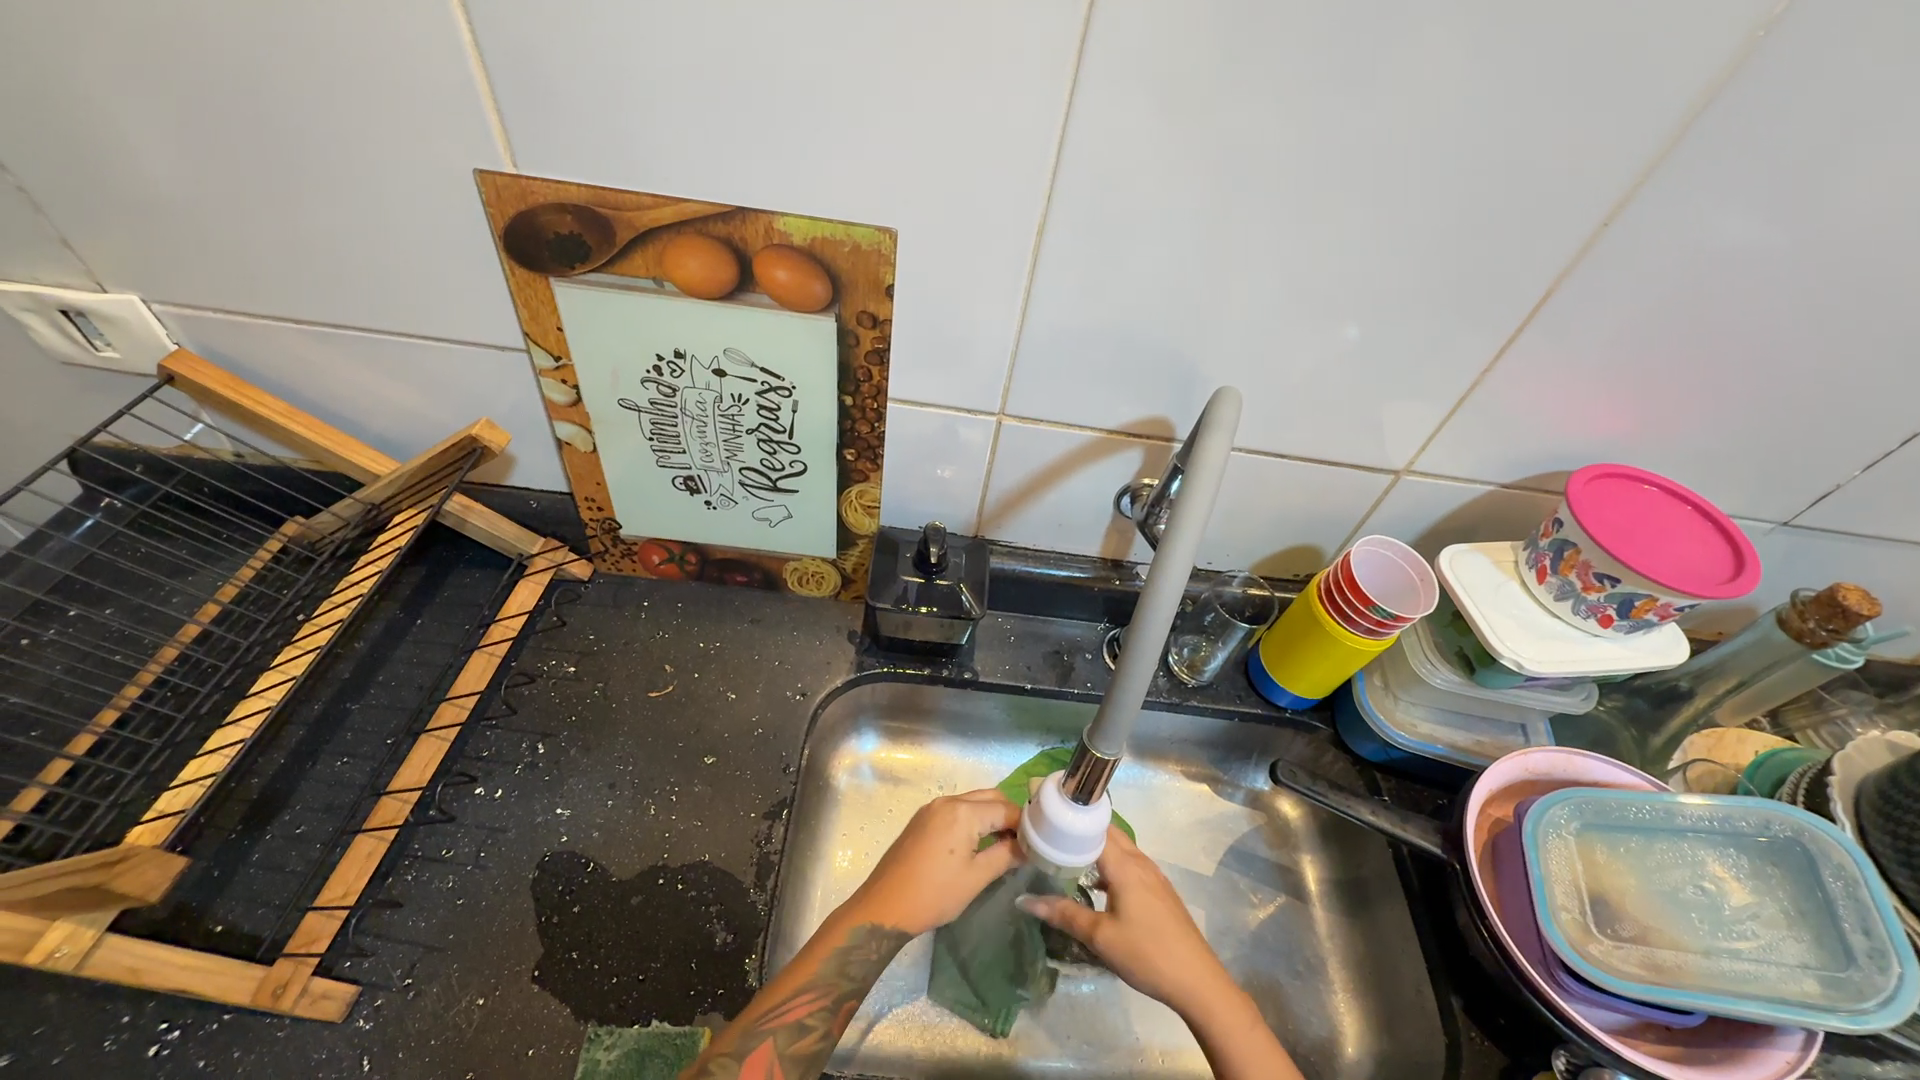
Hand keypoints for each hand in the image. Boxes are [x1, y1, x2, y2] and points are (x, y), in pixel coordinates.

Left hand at [841, 789, 1022, 935]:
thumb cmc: (934, 894)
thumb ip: (1006, 855)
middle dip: (1010, 816)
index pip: (1006, 809)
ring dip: (991, 817)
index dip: (1026, 825)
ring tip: (1005, 845)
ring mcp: (932, 808)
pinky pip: (956, 810)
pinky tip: (979, 843)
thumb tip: (1027, 847)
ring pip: (973, 802)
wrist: (884, 907)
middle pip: (990, 798)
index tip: (1039, 843)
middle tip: (1024, 843)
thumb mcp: (977, 877)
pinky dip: (973, 820)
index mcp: (963, 812)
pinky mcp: (922, 819)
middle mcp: (947, 801)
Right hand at [1016, 825, 1237, 1016]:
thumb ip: (1063, 914)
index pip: (1093, 828)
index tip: (1043, 821)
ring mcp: (1154, 876)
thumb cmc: (1146, 954)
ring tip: (1066, 856)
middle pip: (1108, 834)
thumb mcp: (1099, 937)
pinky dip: (1110, 864)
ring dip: (1096, 848)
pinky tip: (1095, 883)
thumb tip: (1024, 900)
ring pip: (1120, 849)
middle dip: (1080, 831)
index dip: (1068, 821)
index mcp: (1125, 865)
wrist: (1197, 981)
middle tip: (1049, 837)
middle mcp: (1141, 862)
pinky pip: (1129, 864)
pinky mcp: (1160, 891)